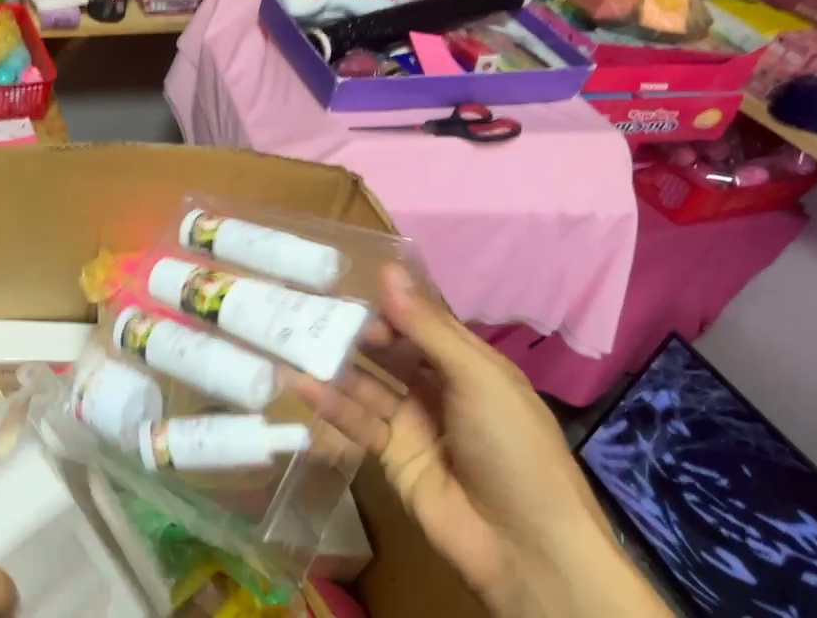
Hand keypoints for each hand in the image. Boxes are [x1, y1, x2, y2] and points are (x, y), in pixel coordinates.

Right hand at [296, 266, 671, 617]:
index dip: (386, 307)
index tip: (345, 290)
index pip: (419, 323)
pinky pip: (355, 419)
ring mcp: (412, 422)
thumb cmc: (513, 448)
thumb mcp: (478, 378)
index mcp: (469, 365)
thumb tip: (386, 269)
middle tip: (309, 316)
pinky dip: (329, 402)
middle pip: (387, 351)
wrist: (525, 546)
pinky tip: (300, 384)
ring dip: (333, 365)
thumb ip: (426, 326)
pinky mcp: (390, 453)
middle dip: (352, 333)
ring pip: (365, 383)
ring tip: (291, 343)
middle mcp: (438, 387)